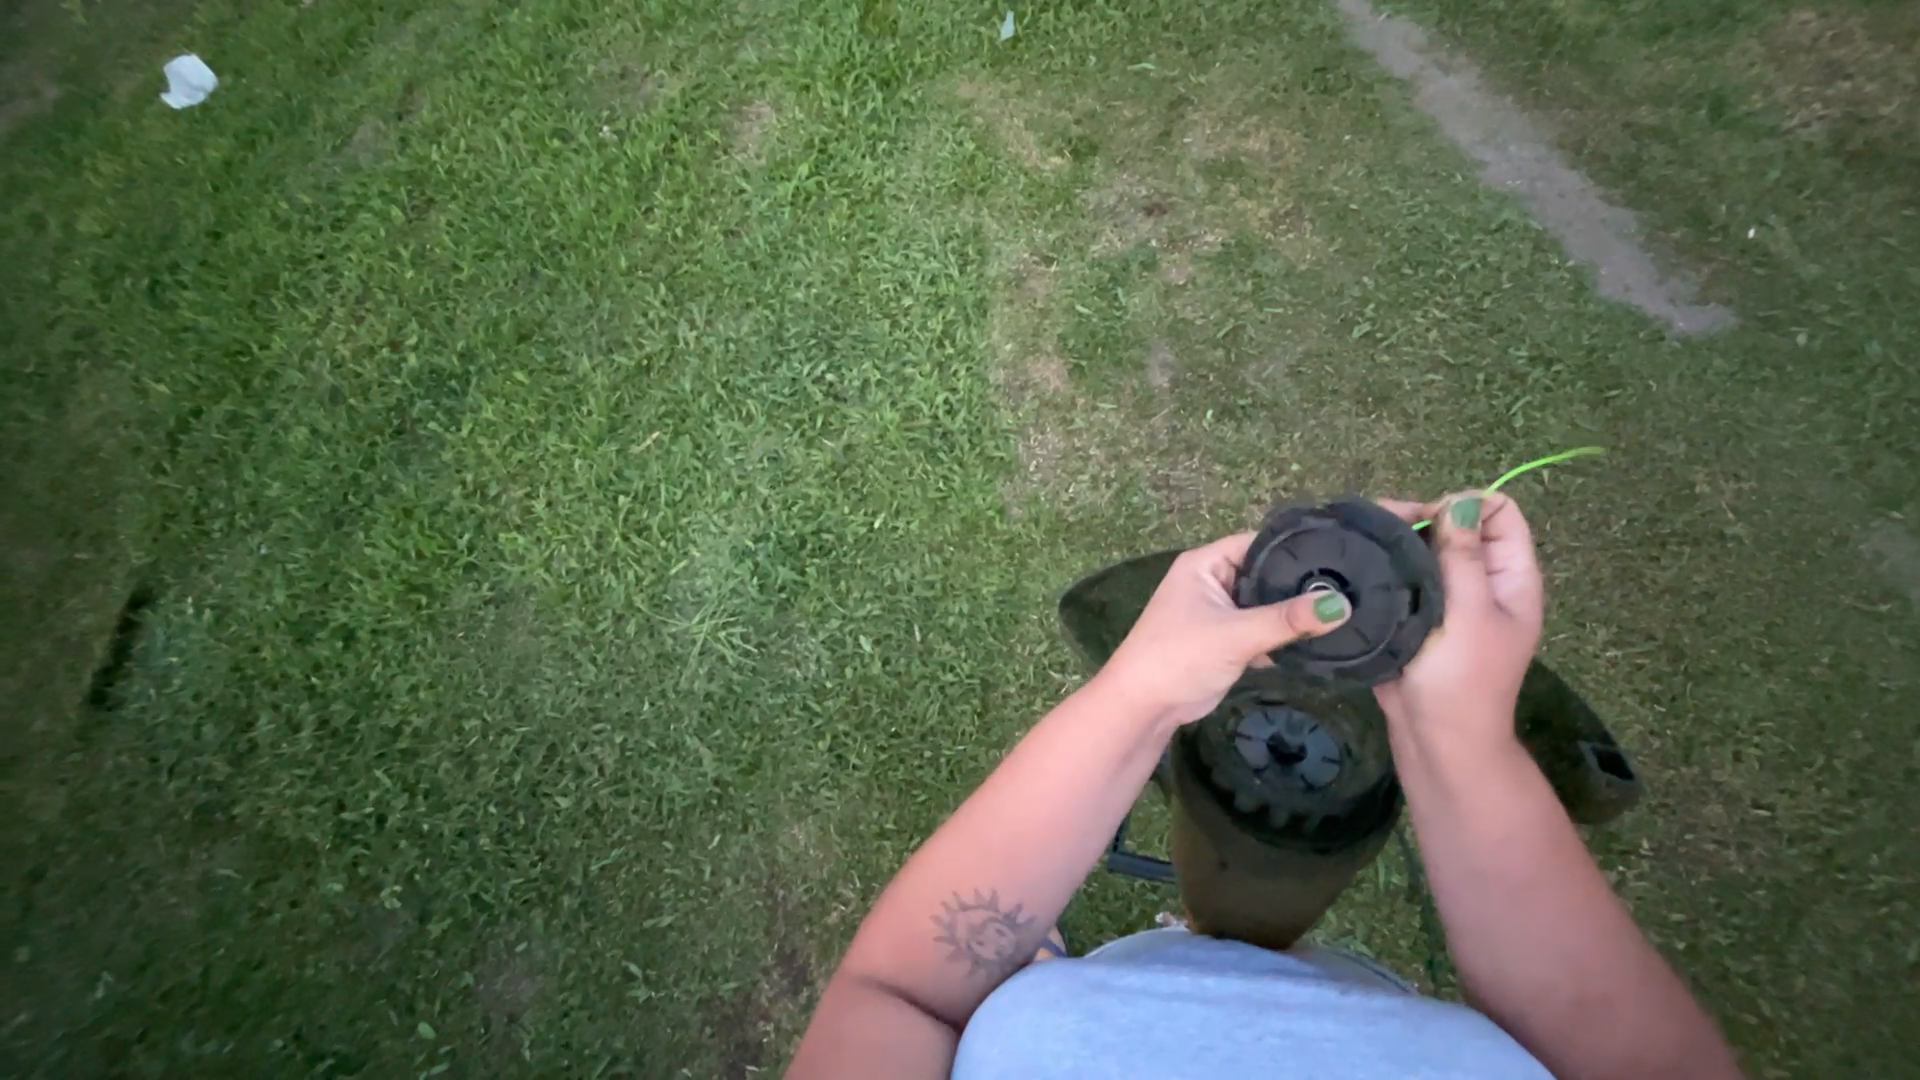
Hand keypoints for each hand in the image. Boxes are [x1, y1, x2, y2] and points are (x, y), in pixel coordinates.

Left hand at [1094, 532, 1351, 726]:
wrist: (1145, 705)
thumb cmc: (1180, 656)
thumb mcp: (1236, 634)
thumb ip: (1287, 619)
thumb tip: (1342, 605)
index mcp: (1205, 564)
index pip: (1259, 542)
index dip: (1297, 546)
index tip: (1343, 553)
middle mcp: (1212, 581)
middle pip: (1266, 573)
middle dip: (1301, 583)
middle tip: (1354, 587)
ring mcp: (1218, 611)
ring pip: (1266, 604)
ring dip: (1294, 613)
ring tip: (1349, 611)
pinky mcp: (1225, 640)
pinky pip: (1262, 629)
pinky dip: (1284, 636)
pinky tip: (1323, 640)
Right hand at [1374, 492, 1543, 747]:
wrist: (1436, 736)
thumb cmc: (1462, 679)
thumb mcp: (1469, 615)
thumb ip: (1464, 557)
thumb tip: (1458, 501)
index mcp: (1510, 577)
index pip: (1498, 512)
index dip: (1463, 506)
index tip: (1424, 523)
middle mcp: (1481, 581)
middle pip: (1456, 525)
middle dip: (1420, 518)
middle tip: (1377, 529)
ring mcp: (1447, 598)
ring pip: (1425, 549)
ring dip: (1396, 542)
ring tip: (1357, 545)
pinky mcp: (1414, 613)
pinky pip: (1402, 575)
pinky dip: (1383, 565)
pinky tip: (1356, 567)